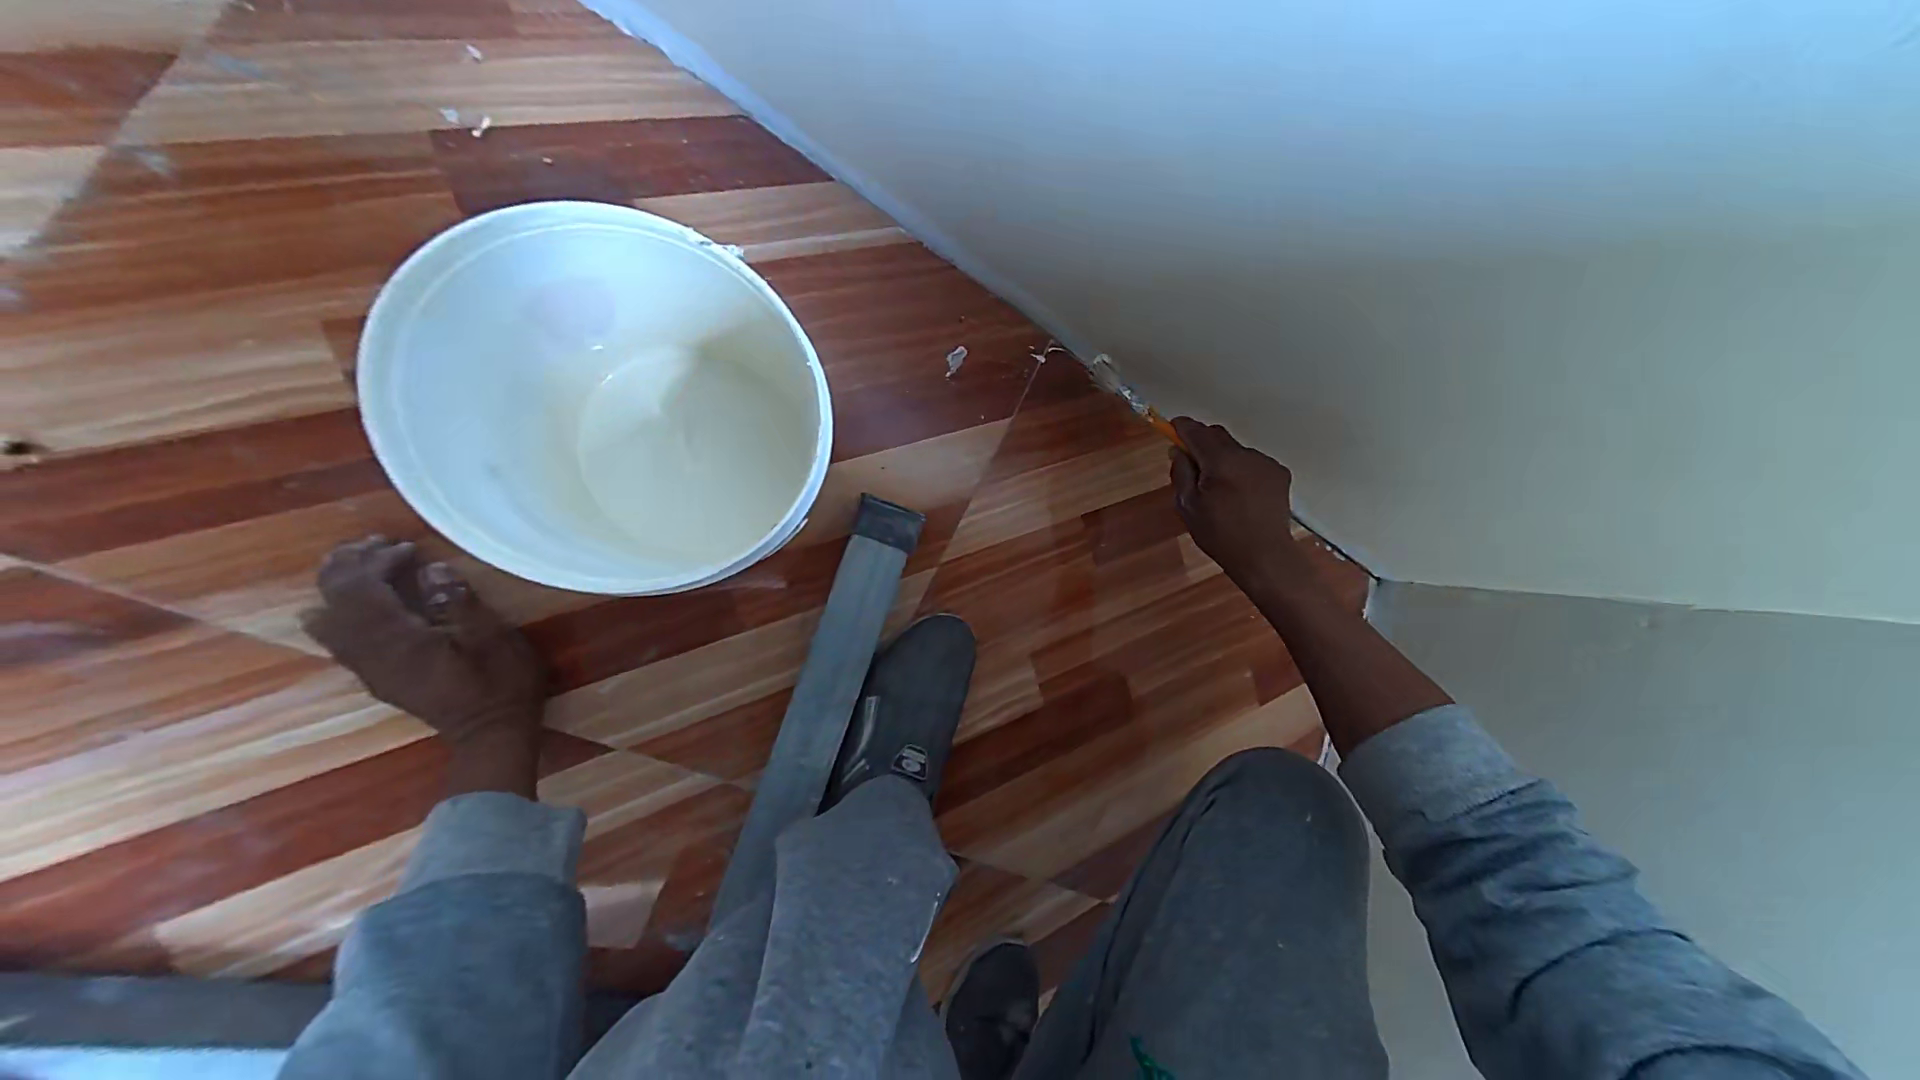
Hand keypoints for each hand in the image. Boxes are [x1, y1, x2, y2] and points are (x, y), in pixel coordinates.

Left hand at [300, 537, 547, 749]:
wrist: (491, 733)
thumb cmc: (501, 684)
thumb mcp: (493, 639)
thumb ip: (459, 603)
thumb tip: (432, 570)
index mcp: (398, 640)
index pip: (363, 589)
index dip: (378, 561)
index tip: (409, 546)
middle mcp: (371, 653)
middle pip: (337, 602)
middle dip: (350, 567)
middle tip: (375, 543)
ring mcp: (369, 668)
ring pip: (330, 620)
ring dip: (339, 587)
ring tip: (358, 563)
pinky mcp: (377, 675)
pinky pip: (338, 638)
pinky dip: (339, 611)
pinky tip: (346, 606)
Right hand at [1168, 417, 1316, 597]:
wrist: (1263, 556)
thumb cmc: (1219, 534)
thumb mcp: (1188, 506)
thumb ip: (1181, 472)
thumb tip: (1178, 450)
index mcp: (1221, 461)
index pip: (1197, 431)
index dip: (1181, 428)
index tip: (1171, 429)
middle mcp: (1246, 454)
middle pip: (1218, 435)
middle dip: (1201, 443)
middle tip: (1190, 465)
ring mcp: (1266, 463)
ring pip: (1235, 450)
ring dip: (1222, 458)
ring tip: (1217, 488)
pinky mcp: (1279, 473)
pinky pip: (1252, 462)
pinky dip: (1240, 469)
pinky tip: (1238, 494)